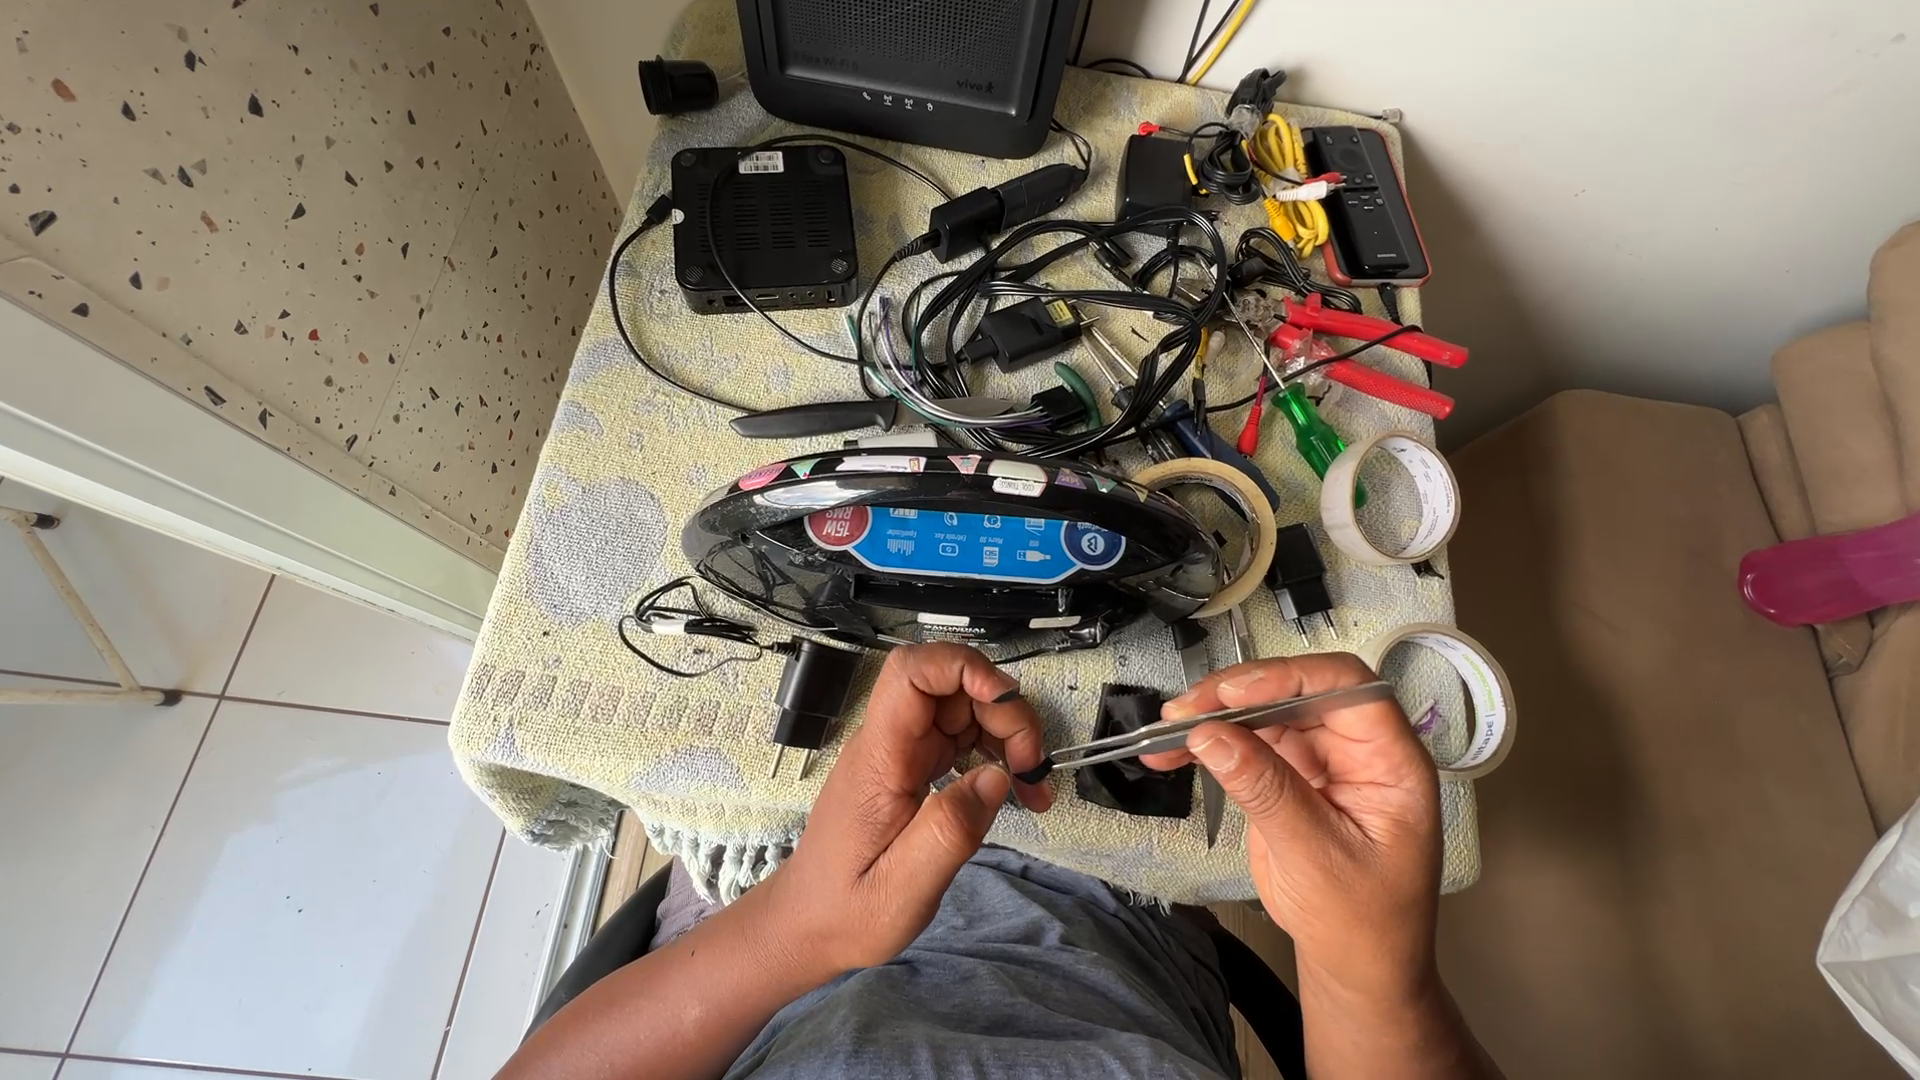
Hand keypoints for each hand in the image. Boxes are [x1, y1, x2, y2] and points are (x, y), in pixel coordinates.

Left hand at [758, 643, 1053, 977]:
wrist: (807, 923)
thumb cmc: (845, 910)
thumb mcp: (900, 892)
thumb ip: (948, 834)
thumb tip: (999, 778)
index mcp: (880, 758)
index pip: (911, 672)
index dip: (963, 667)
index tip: (1007, 706)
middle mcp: (890, 741)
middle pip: (952, 685)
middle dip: (1003, 712)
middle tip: (1032, 770)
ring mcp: (903, 750)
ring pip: (963, 707)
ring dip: (1006, 733)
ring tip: (1031, 787)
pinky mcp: (914, 765)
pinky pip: (961, 736)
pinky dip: (995, 753)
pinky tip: (1013, 788)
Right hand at [1143, 653, 1440, 999]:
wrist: (1351, 961)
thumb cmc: (1359, 918)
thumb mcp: (1315, 856)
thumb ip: (1266, 790)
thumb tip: (1210, 736)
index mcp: (1388, 759)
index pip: (1346, 687)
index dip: (1290, 677)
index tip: (1233, 694)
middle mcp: (1352, 746)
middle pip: (1293, 690)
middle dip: (1235, 695)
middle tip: (1185, 712)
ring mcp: (1315, 756)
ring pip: (1258, 711)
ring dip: (1210, 716)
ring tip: (1166, 731)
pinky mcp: (1282, 771)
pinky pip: (1239, 741)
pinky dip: (1204, 743)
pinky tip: (1170, 752)